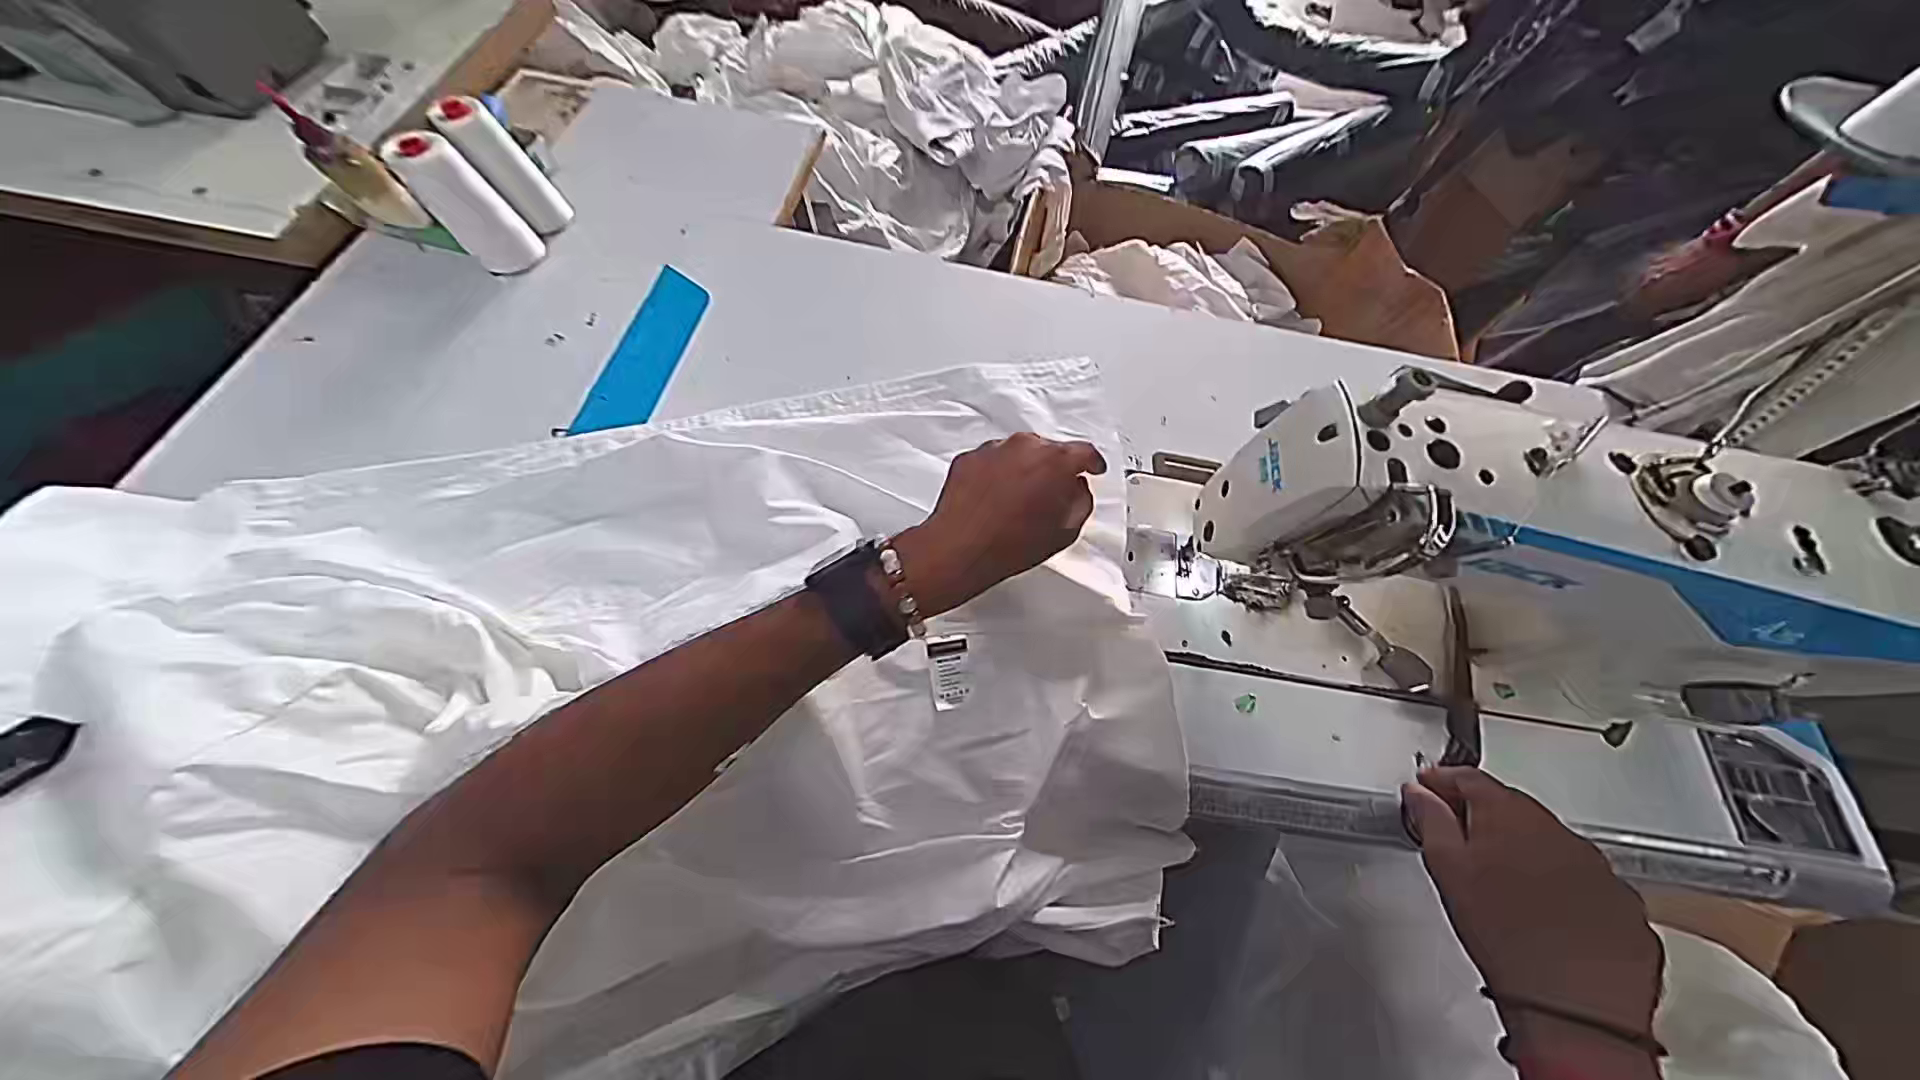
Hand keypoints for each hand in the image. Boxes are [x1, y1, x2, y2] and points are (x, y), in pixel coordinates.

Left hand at [892, 433, 1106, 615]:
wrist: (960, 549)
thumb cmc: (1007, 544)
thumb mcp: (1064, 530)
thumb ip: (1080, 501)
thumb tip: (1078, 491)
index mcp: (1055, 461)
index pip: (1085, 452)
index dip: (1091, 463)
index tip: (1091, 468)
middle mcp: (1024, 448)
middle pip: (1049, 450)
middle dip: (1052, 470)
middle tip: (1049, 496)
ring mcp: (994, 450)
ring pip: (1018, 453)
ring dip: (1021, 471)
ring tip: (1017, 504)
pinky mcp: (969, 458)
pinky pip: (991, 461)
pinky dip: (995, 475)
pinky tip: (995, 500)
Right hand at [1404, 768, 1663, 1070]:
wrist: (1574, 1004)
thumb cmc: (1506, 934)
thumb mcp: (1446, 866)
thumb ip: (1430, 819)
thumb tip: (1420, 793)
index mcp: (1511, 814)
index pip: (1469, 777)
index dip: (1441, 780)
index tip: (1427, 787)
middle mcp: (1559, 832)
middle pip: (1510, 806)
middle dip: (1480, 815)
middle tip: (1454, 837)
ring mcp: (1599, 868)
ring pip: (1547, 841)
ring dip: (1521, 849)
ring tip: (1496, 882)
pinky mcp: (1624, 904)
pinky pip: (1582, 878)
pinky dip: (1557, 883)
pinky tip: (1539, 909)